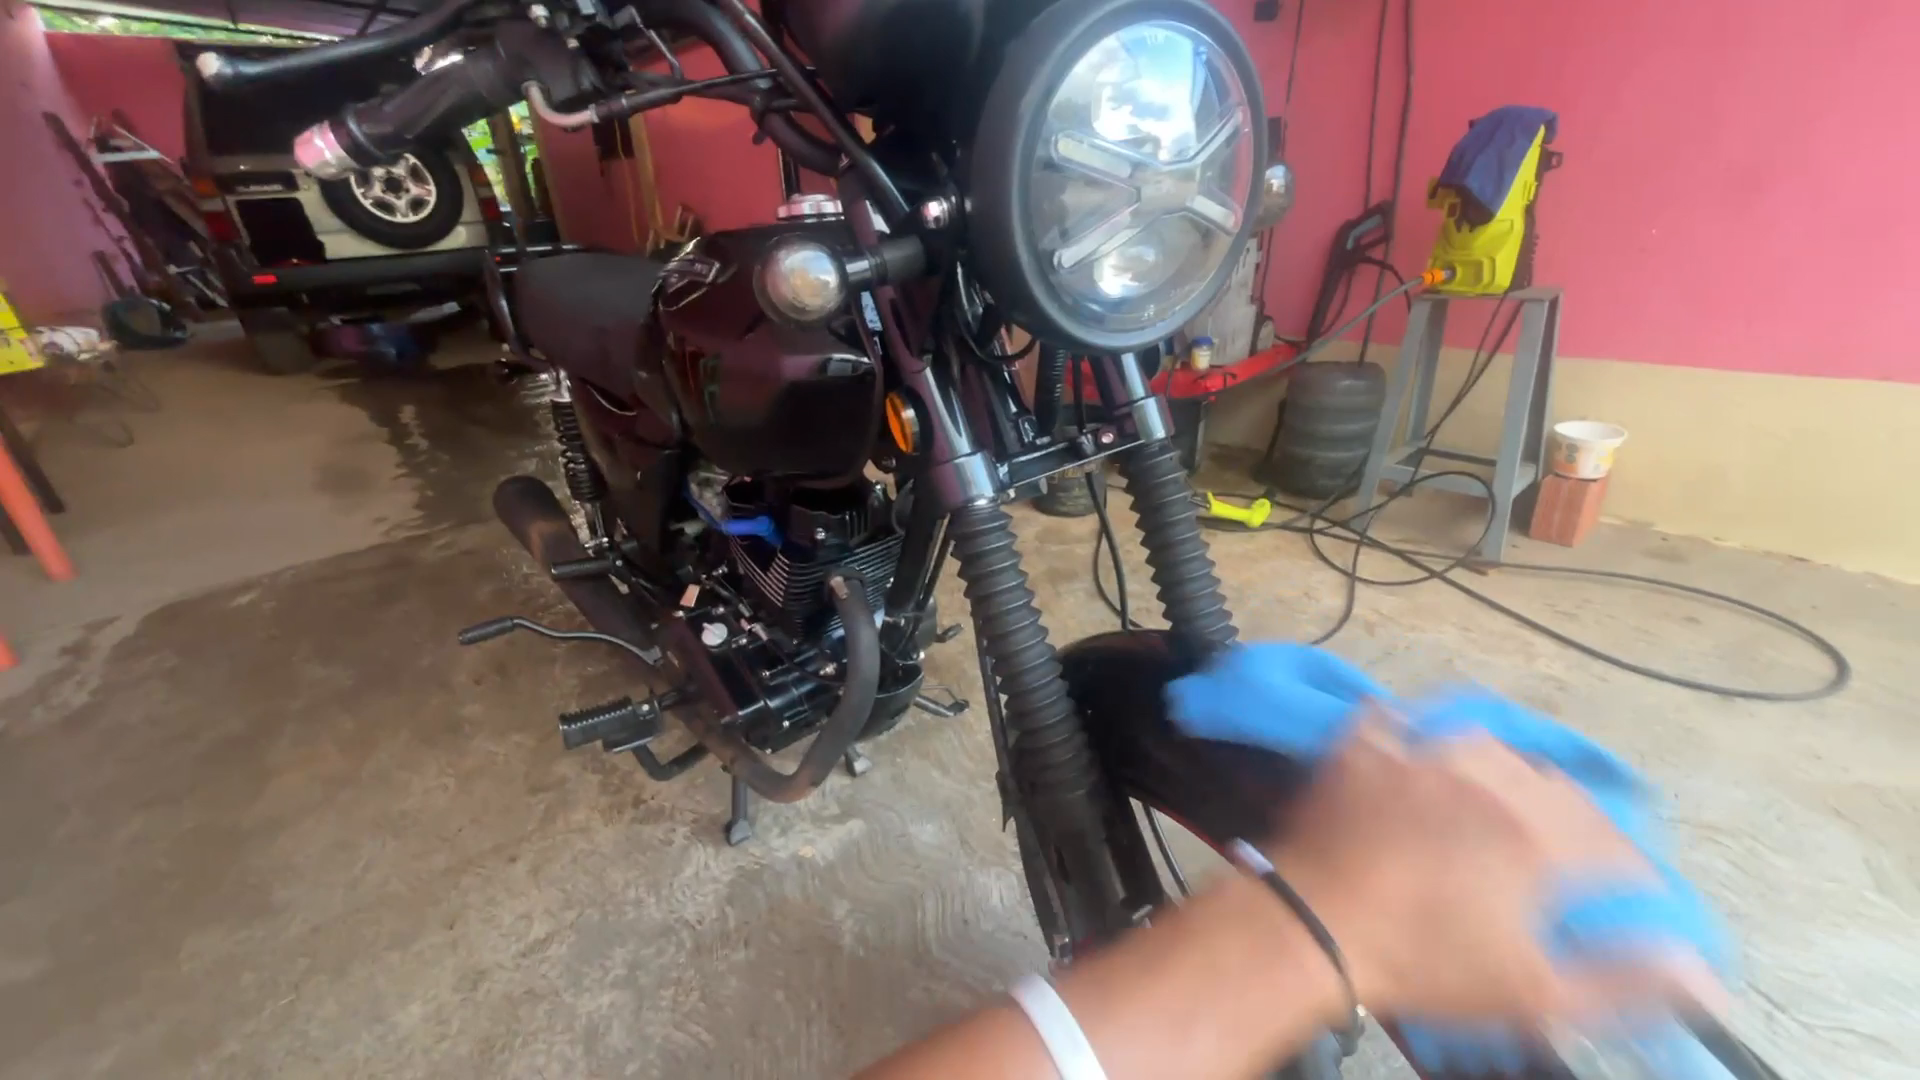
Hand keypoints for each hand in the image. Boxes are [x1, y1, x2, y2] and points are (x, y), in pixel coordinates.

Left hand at [1261, 710, 1718, 1026]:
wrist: (1312, 922)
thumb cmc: (1421, 961)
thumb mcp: (1533, 992)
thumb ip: (1624, 980)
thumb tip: (1700, 970)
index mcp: (1532, 835)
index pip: (1607, 838)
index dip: (1628, 866)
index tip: (1629, 887)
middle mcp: (1480, 780)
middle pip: (1546, 782)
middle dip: (1568, 814)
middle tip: (1563, 842)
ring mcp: (1412, 755)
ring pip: (1478, 740)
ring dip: (1500, 765)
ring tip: (1502, 790)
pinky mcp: (1357, 749)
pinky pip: (1390, 716)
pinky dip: (1410, 725)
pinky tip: (1415, 739)